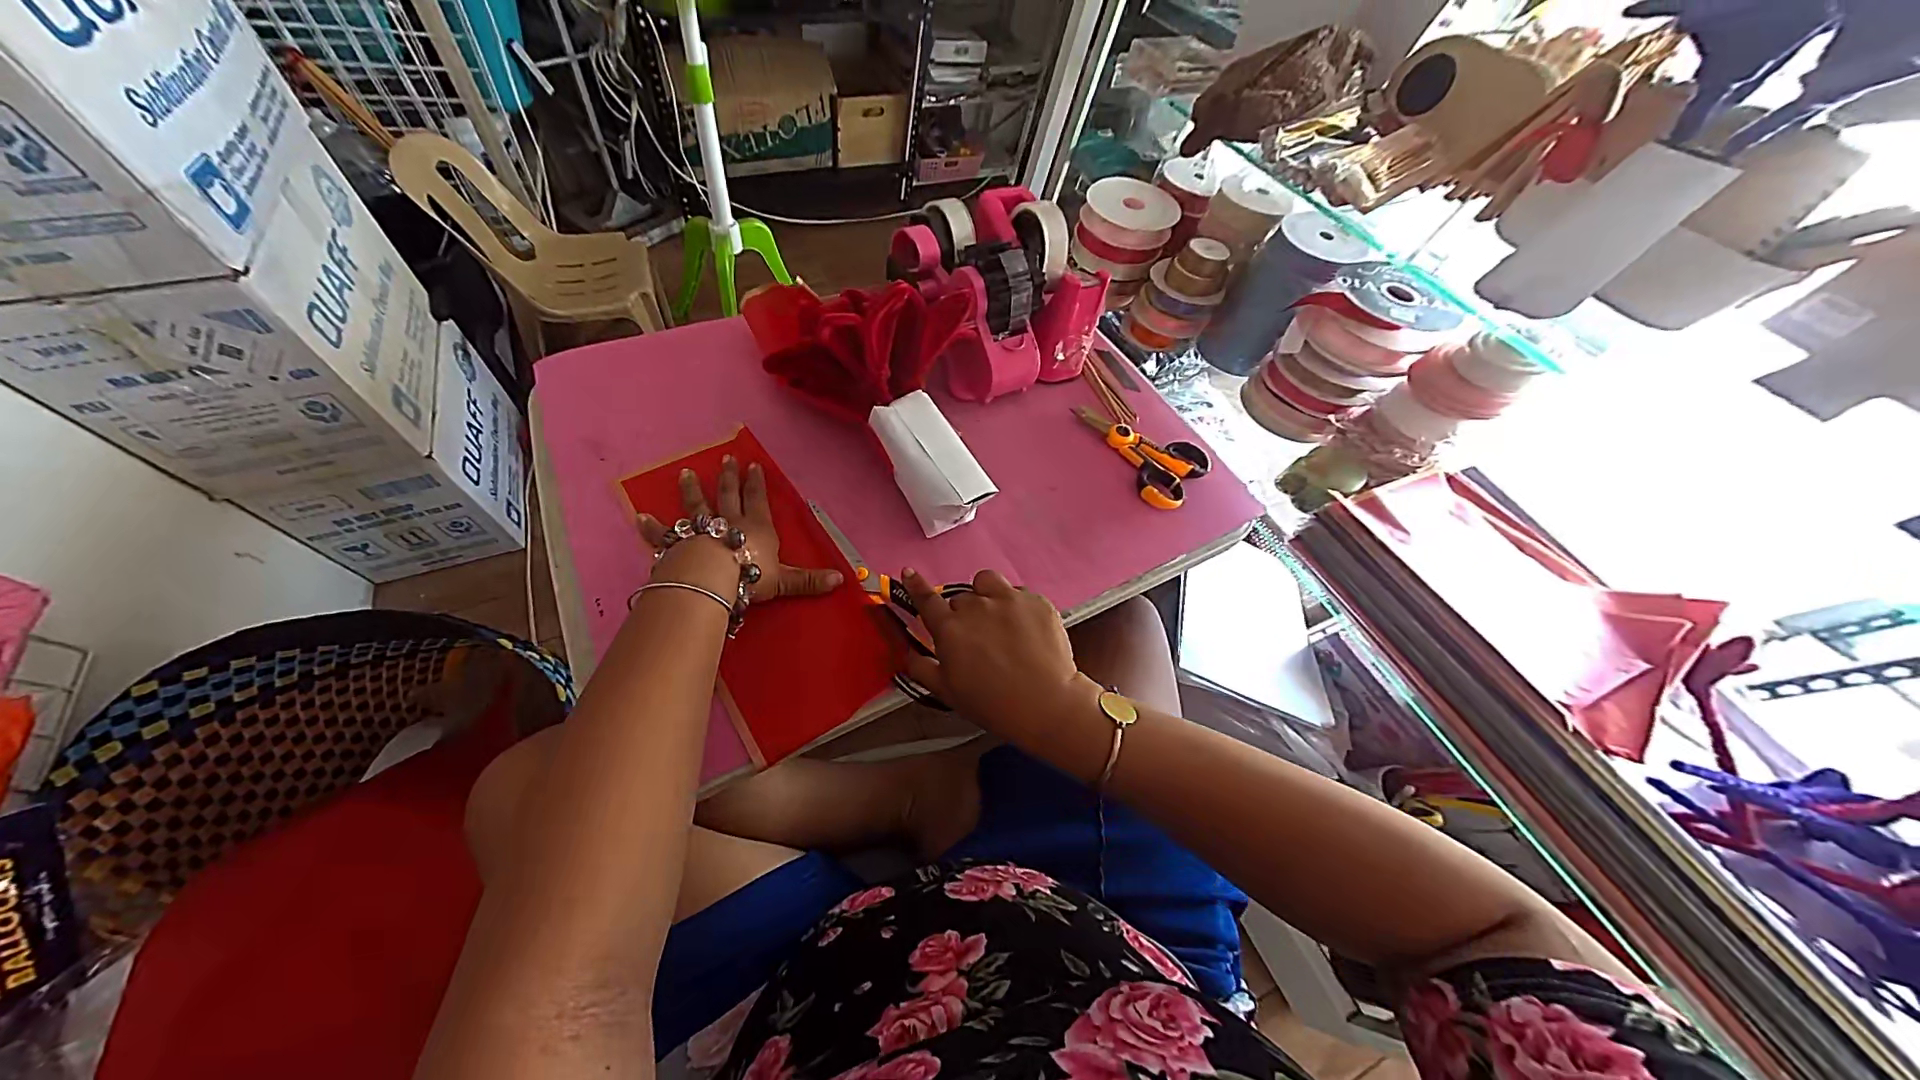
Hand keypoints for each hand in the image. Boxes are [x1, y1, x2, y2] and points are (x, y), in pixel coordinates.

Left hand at [637, 456, 842, 603]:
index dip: (756, 483)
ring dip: (692, 490)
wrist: (712, 580)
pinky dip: (651, 526)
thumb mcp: (784, 580)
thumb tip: (840, 581)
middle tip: (727, 458)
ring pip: (697, 506)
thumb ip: (808, 580)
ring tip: (687, 473)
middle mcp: (729, 523)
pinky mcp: (677, 544)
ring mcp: (700, 531)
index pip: (757, 500)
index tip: (753, 466)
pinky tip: (640, 516)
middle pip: (729, 495)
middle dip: (729, 477)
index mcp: (756, 528)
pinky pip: (662, 534)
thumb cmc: (748, 577)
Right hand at [899, 569, 1096, 739]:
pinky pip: (1019, 593)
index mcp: (950, 628)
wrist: (1045, 704)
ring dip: (987, 595)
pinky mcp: (1036, 601)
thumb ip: (921, 667)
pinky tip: (1024, 630)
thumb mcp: (946, 691)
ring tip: (997, 619)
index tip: (909, 573)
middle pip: (961, 598)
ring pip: (988, 582)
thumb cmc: (994, 703)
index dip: (915, 584)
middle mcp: (977, 607)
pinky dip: (1017, 606)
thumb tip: (908, 654)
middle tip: (976, 637)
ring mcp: (1009, 600)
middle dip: (963, 613)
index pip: (925, 598)